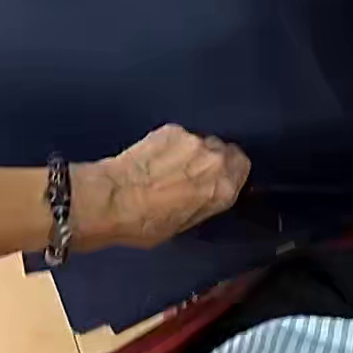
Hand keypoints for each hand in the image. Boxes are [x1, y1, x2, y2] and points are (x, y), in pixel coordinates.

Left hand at [71, 125, 250, 249]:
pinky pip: (179, 135)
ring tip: (167, 166)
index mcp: (223, 189)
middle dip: (212, 160)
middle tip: (191, 173)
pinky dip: (170, 144)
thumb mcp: (185, 224)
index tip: (218, 178)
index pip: (242, 168)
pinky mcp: (170, 129)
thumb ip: (206, 202)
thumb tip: (207, 193)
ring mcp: (192, 140)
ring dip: (190, 151)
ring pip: (201, 141)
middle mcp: (214, 160)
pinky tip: (153, 157)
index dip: (230, 172)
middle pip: (225, 150)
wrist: (110, 200)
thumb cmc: (144, 224)